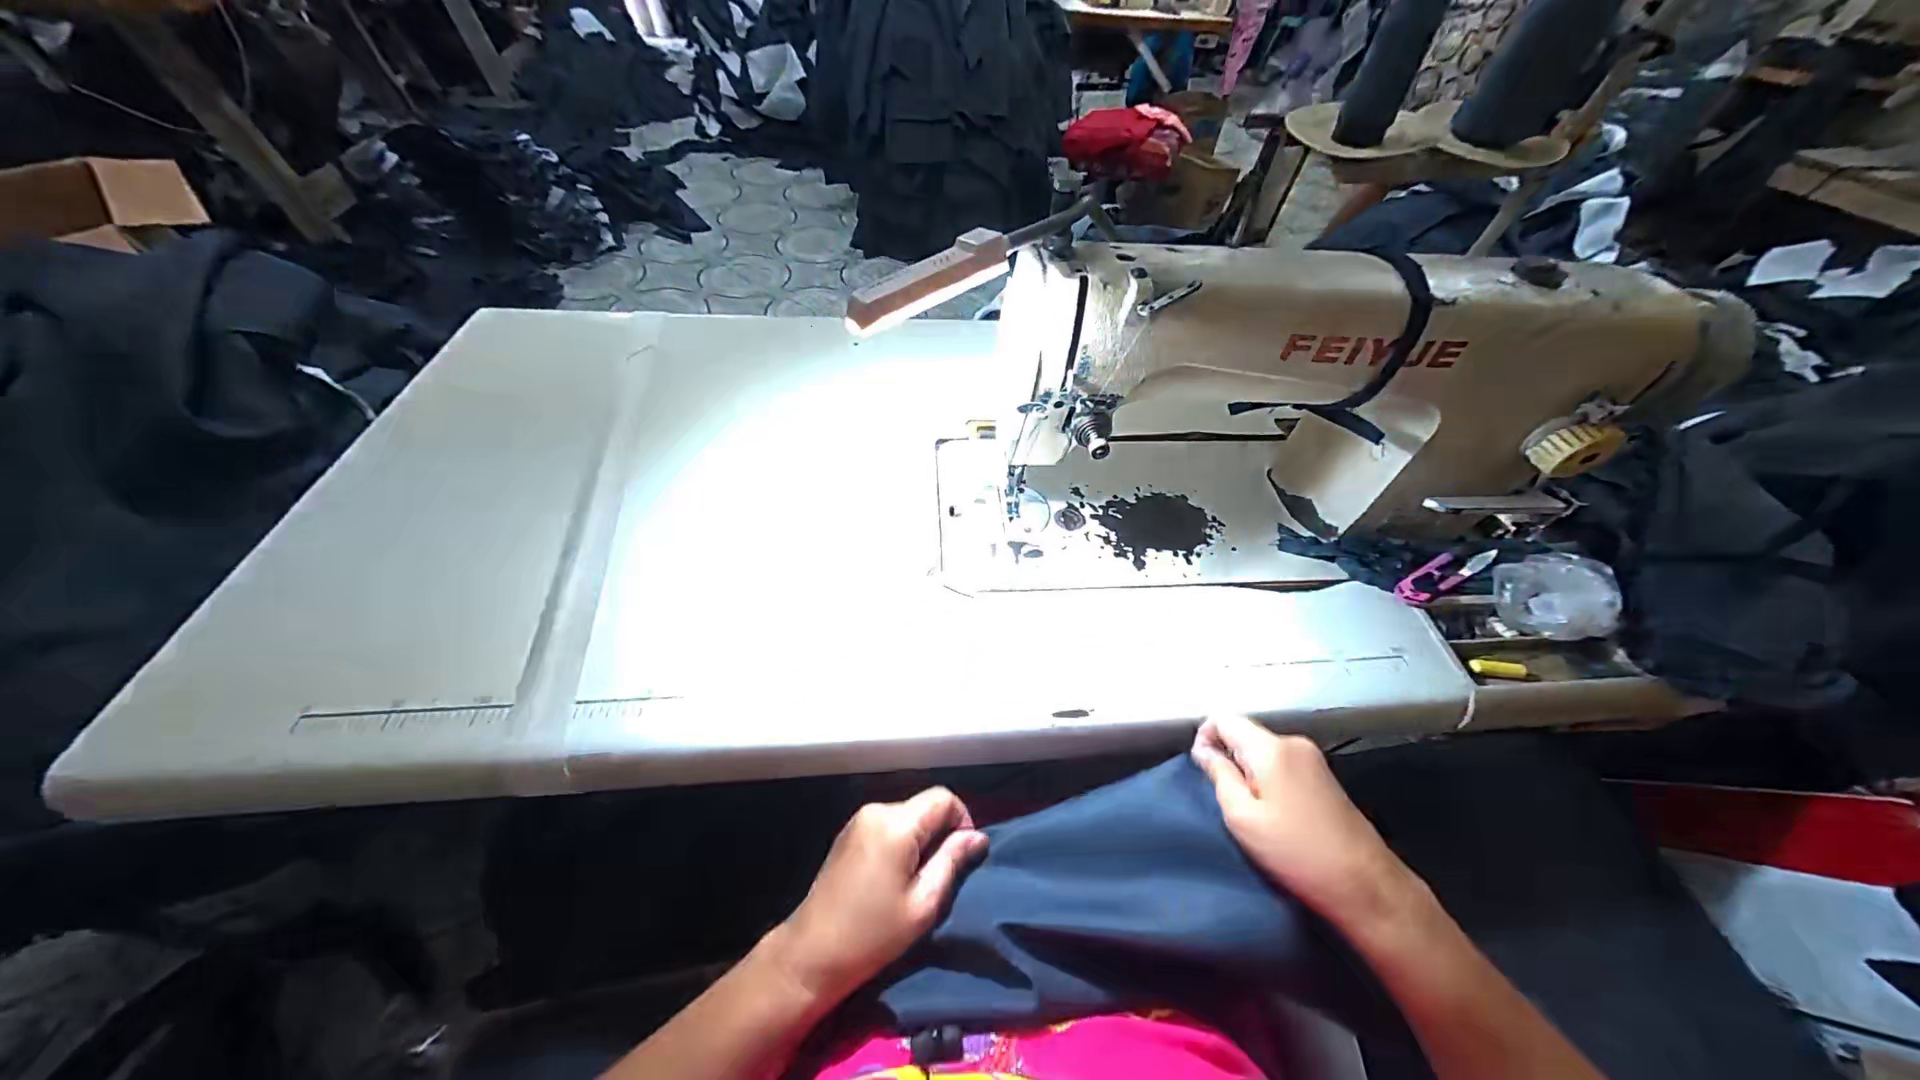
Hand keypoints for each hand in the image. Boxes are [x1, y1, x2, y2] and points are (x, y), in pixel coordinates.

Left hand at [763, 787, 988, 1004]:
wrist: (811, 954)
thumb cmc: (873, 934)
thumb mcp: (924, 903)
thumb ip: (952, 861)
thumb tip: (978, 836)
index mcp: (896, 824)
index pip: (944, 798)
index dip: (962, 821)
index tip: (961, 858)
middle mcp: (876, 810)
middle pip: (925, 805)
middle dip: (940, 833)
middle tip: (939, 876)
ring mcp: (859, 820)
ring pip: (908, 815)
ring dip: (921, 839)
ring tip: (916, 881)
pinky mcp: (849, 833)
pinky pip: (888, 825)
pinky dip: (902, 842)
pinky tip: (894, 877)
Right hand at [1192, 716, 1425, 938]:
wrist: (1366, 885)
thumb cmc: (1296, 852)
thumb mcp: (1243, 818)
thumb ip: (1219, 775)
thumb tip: (1204, 750)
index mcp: (1271, 748)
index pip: (1223, 718)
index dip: (1205, 737)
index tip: (1203, 770)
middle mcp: (1293, 743)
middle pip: (1244, 734)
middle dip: (1228, 758)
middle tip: (1227, 800)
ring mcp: (1312, 759)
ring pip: (1262, 751)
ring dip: (1248, 772)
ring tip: (1251, 811)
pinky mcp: (1323, 777)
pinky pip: (1281, 764)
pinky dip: (1268, 780)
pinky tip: (1274, 813)